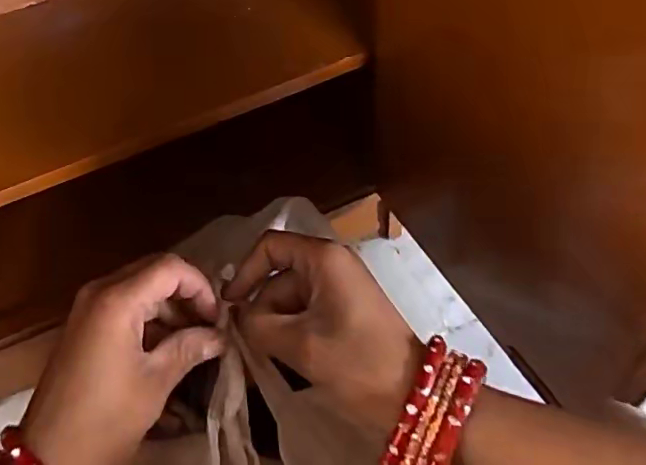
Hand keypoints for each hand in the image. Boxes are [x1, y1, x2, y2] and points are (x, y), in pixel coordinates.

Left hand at [21, 254, 224, 464]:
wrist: (49, 453)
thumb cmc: (105, 417)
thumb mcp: (153, 384)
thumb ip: (188, 349)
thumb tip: (219, 336)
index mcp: (117, 299)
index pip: (169, 267)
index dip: (199, 285)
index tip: (217, 317)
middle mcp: (101, 289)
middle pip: (154, 269)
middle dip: (185, 292)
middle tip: (209, 324)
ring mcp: (89, 303)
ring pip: (139, 284)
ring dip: (168, 303)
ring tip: (193, 336)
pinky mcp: (85, 320)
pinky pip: (123, 300)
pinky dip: (148, 313)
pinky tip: (166, 342)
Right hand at [223, 230, 420, 438]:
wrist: (415, 399)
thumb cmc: (358, 362)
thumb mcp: (302, 345)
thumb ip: (260, 326)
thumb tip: (236, 318)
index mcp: (323, 257)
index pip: (270, 246)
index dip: (246, 271)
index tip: (230, 304)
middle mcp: (331, 263)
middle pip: (279, 276)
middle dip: (260, 307)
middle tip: (243, 342)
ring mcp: (341, 287)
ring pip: (291, 297)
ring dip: (275, 324)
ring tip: (263, 355)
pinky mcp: (347, 310)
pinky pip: (308, 311)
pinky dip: (292, 331)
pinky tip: (283, 356)